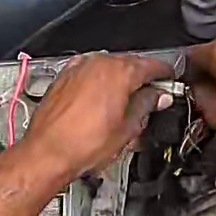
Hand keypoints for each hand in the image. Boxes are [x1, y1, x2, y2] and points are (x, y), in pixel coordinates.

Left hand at [7, 53, 171, 183]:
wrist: (47, 152)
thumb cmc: (82, 143)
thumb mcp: (128, 128)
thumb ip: (146, 105)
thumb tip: (156, 97)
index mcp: (119, 72)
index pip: (151, 65)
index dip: (164, 73)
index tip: (169, 78)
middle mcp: (98, 63)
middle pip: (129, 63)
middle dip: (141, 77)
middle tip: (151, 93)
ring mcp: (79, 67)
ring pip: (108, 66)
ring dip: (119, 78)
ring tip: (125, 100)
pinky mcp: (64, 76)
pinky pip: (89, 71)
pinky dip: (98, 80)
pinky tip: (101, 97)